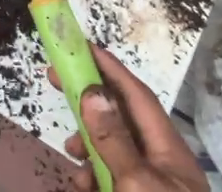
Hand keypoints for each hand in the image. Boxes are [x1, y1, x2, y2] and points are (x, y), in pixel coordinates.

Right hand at [47, 47, 205, 191]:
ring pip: (112, 149)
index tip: (79, 44)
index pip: (136, 96)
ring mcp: (151, 186)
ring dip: (88, 146)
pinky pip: (112, 177)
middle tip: (53, 78)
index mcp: (168, 151)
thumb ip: (113, 138)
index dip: (109, 66)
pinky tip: (85, 187)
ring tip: (73, 158)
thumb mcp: (137, 184)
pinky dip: (95, 177)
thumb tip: (92, 90)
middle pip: (121, 117)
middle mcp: (162, 163)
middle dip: (88, 100)